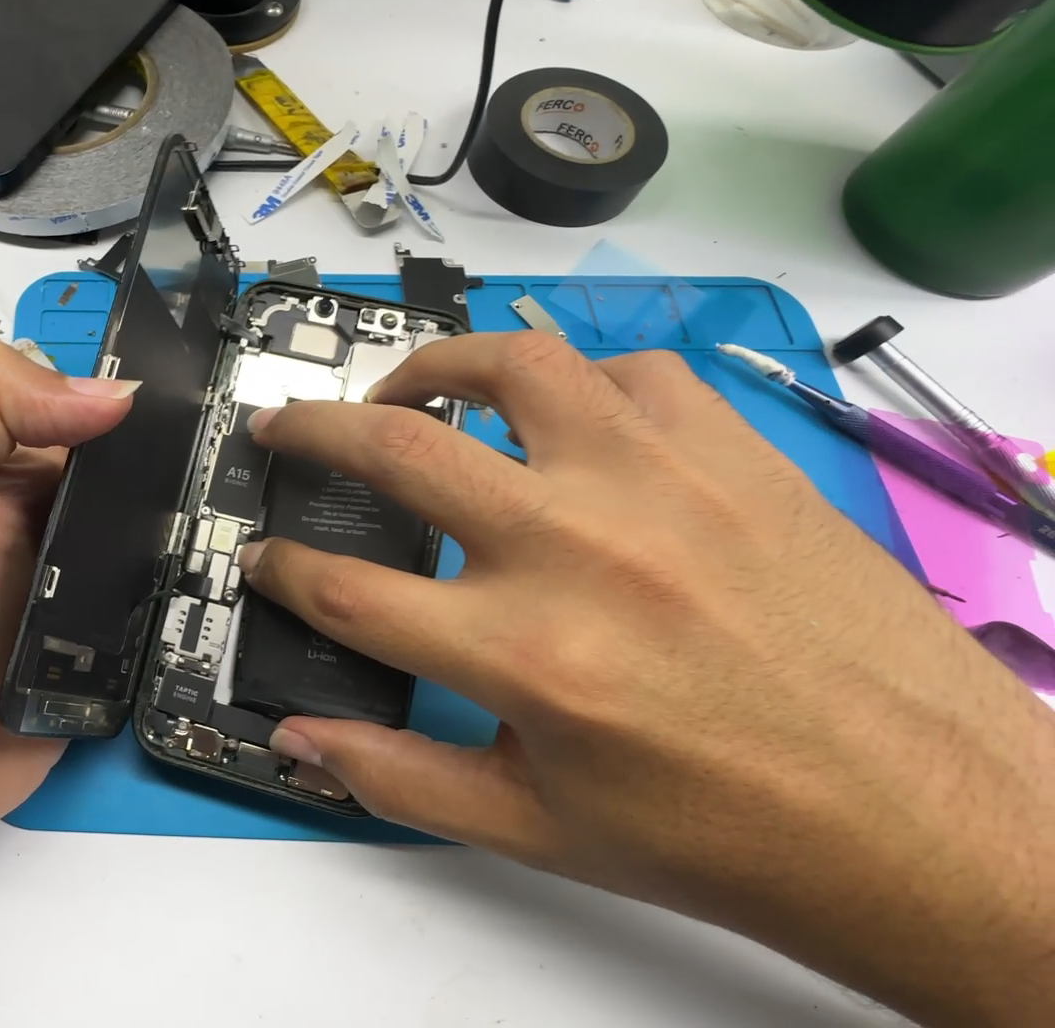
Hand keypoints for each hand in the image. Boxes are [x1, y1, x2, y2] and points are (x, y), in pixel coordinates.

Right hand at [238, 333, 1054, 1026]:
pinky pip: (629, 375)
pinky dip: (569, 384)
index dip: (279, 570)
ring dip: (433, 366)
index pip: (346, 590)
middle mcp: (581, 549)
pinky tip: (555, 421)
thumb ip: (393, 775)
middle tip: (278, 426)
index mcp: (525, 653)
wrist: (943, 826)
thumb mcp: (534, 828)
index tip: (258, 558)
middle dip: (308, 429)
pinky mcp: (737, 457)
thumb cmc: (722, 835)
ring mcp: (663, 484)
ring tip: (404, 389)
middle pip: (396, 449)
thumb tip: (294, 738)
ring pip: (513, 366)